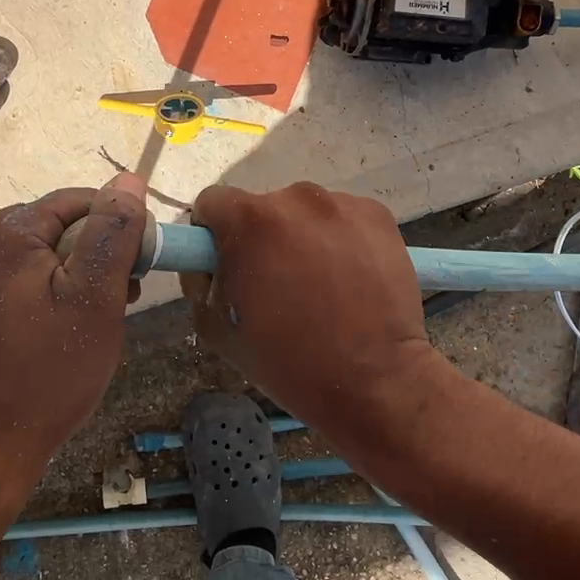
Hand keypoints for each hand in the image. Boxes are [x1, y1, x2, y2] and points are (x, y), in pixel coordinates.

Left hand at [0, 173, 147, 478]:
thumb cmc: (48, 370)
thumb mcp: (94, 297)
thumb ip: (113, 232)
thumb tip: (129, 180)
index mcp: (10, 229)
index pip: (83, 201)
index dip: (120, 229)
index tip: (142, 271)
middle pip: (69, 227)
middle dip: (103, 259)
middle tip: (123, 304)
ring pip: (58, 257)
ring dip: (89, 281)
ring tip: (102, 322)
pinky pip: (39, 281)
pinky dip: (65, 298)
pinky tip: (77, 331)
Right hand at [182, 183, 441, 442]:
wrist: (373, 382)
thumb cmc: (285, 360)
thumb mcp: (214, 328)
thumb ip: (202, 280)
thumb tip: (210, 261)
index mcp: (248, 220)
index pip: (213, 202)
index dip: (212, 231)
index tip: (224, 259)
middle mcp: (295, 197)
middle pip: (263, 208)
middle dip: (262, 239)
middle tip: (275, 284)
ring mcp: (342, 204)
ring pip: (305, 214)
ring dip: (302, 238)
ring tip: (320, 286)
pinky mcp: (377, 215)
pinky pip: (343, 220)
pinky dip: (340, 241)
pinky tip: (349, 279)